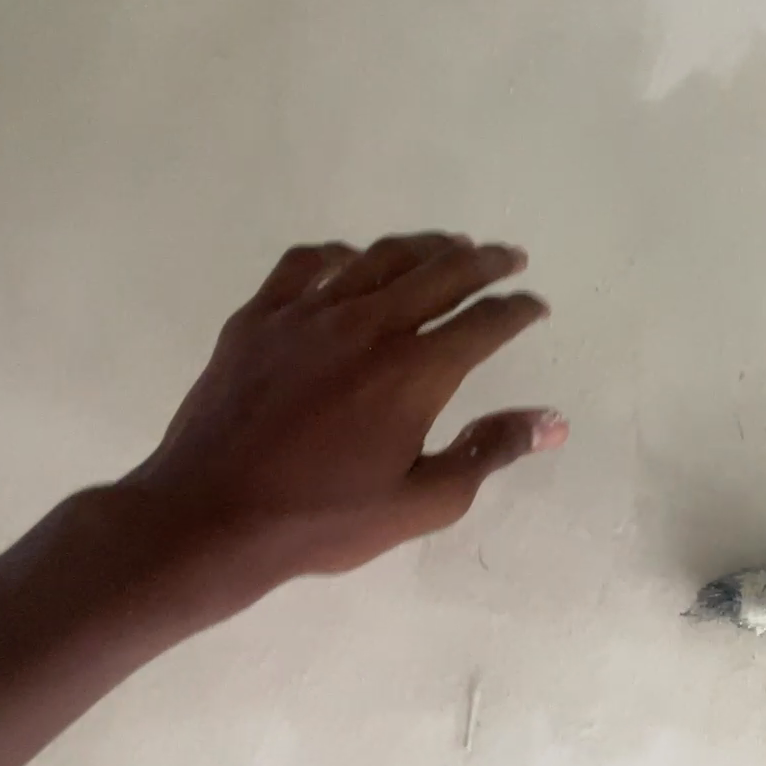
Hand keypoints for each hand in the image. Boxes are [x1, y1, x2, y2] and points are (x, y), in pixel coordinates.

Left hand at [120, 232, 566, 584]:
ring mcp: (309, 314)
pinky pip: (308, 263)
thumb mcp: (426, 501)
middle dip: (486, 262)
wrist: (212, 518)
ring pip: (381, 257)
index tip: (536, 307)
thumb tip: (553, 422)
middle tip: (509, 258)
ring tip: (450, 246)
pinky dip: (342, 255)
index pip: (485, 322)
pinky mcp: (261, 316)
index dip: (519, 310)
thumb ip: (492, 451)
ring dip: (426, 247)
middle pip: (442, 273)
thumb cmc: (327, 519)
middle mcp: (370, 325)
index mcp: (415, 372)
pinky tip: (352, 260)